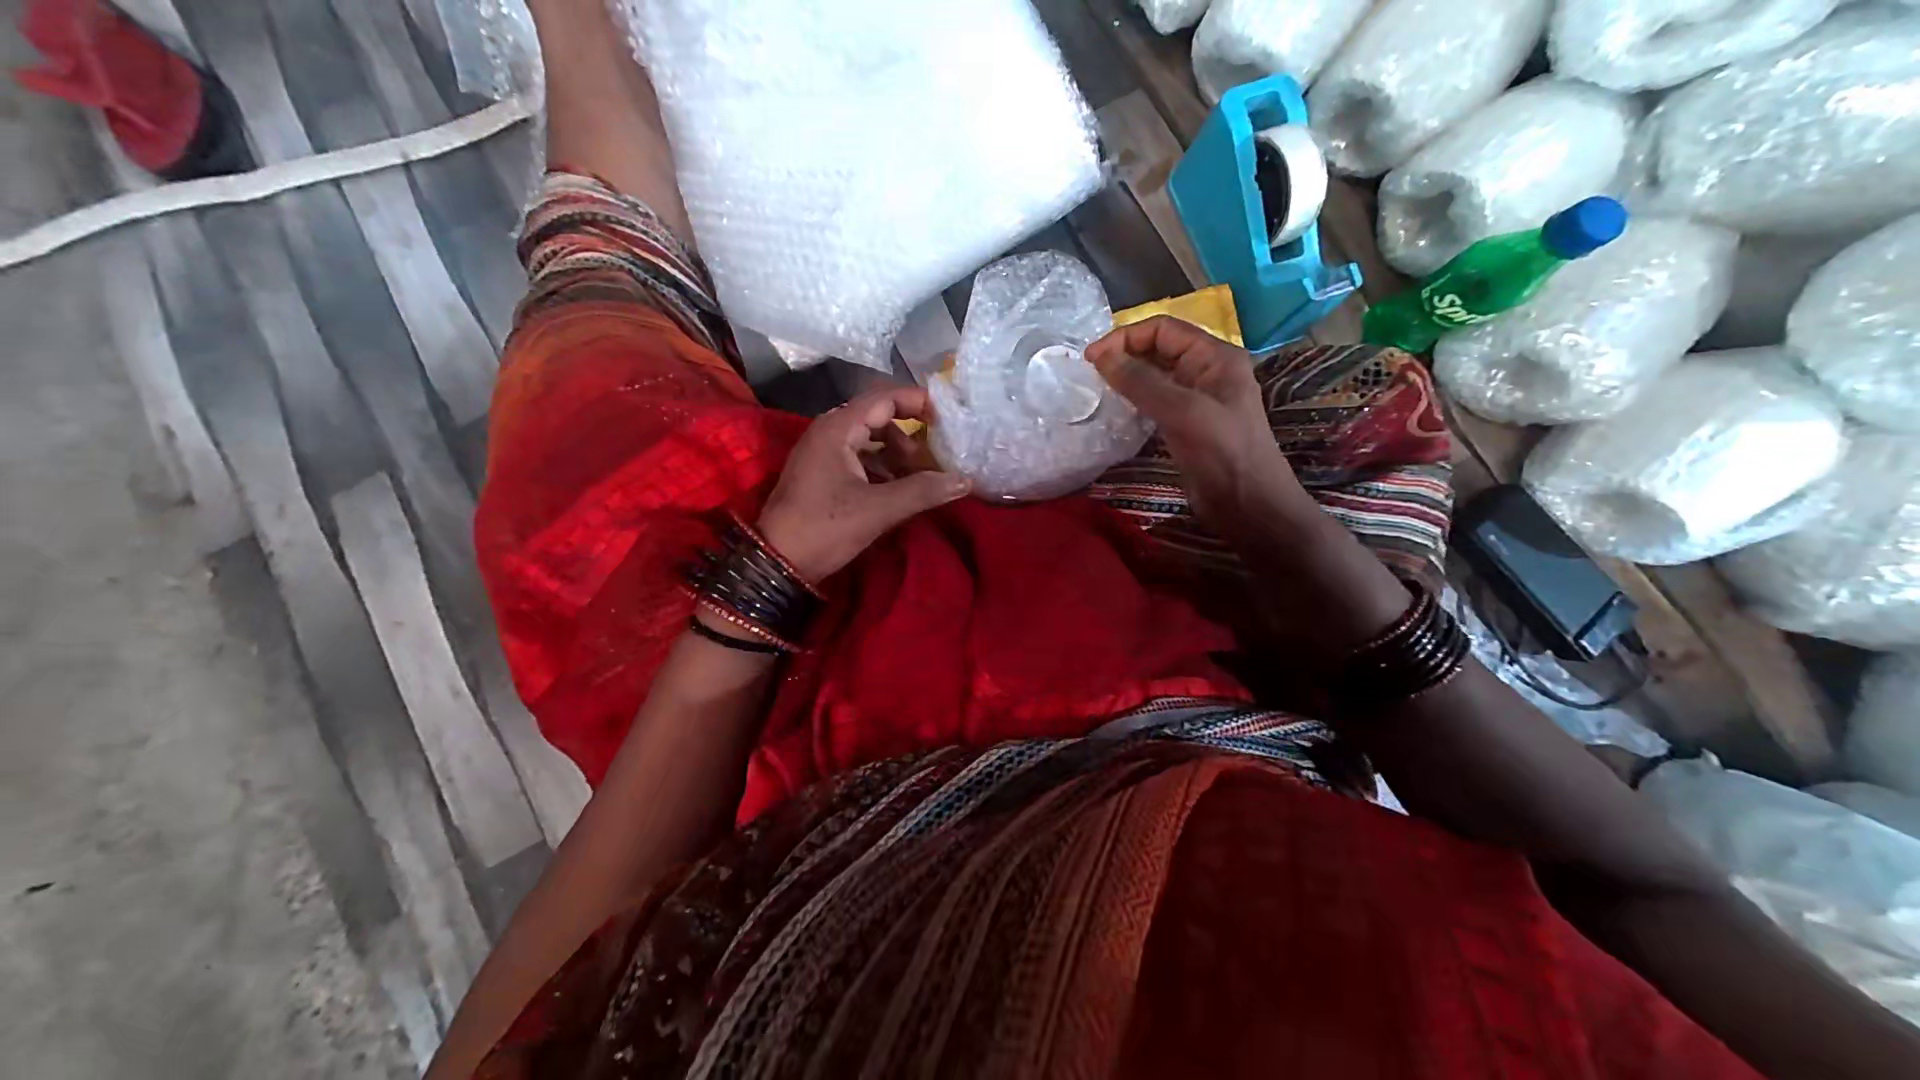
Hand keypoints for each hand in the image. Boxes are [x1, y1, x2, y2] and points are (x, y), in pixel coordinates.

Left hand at [756, 386, 970, 580]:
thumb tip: (965, 479)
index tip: (945, 419)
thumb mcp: (878, 510)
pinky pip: (857, 458)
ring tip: (916, 481)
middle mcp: (827, 431)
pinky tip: (895, 490)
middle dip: (908, 437)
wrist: (777, 563)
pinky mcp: (820, 473)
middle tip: (930, 461)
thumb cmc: (825, 528)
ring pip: (868, 440)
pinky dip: (880, 468)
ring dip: (895, 455)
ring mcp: (821, 452)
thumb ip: (923, 490)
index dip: (917, 403)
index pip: (883, 398)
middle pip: (877, 418)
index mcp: (837, 429)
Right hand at [1086, 316, 1306, 528]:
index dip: (1126, 337)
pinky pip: (1155, 403)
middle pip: (1158, 349)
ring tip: (1097, 389)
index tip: (1091, 358)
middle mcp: (1207, 372)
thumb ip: (1142, 382)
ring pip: (1155, 377)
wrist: (1249, 508)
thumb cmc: (1224, 455)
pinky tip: (1116, 411)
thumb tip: (1101, 357)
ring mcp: (1197, 400)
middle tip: (1089, 374)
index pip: (1163, 329)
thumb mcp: (1183, 412)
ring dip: (1126, 378)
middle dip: (1124, 355)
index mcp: (1215, 357)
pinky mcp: (1187, 426)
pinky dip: (1133, 401)